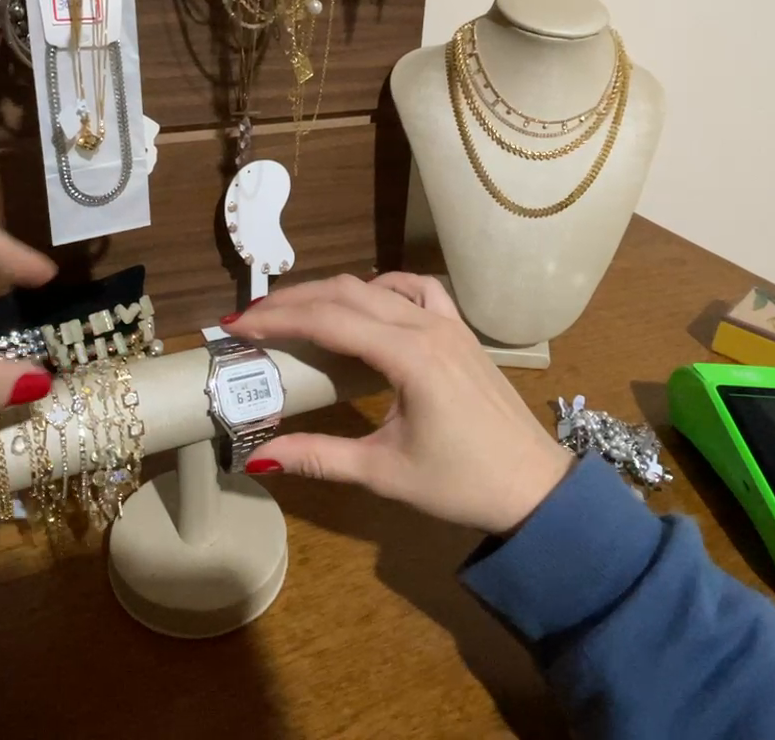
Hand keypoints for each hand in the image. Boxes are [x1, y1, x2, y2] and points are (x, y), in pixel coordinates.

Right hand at [224, 273, 573, 535]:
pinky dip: (382, 288)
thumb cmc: (462, 483)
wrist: (535, 488)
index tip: (238, 326)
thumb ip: (320, 457)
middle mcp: (427, 326)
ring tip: (295, 313)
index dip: (278, 319)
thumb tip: (259, 457)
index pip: (329, 321)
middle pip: (346, 294)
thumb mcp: (384, 472)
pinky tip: (366, 303)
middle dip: (293, 301)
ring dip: (330, 293)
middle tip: (251, 319)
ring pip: (376, 288)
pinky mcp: (460, 330)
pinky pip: (417, 290)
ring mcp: (448, 323)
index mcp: (409, 357)